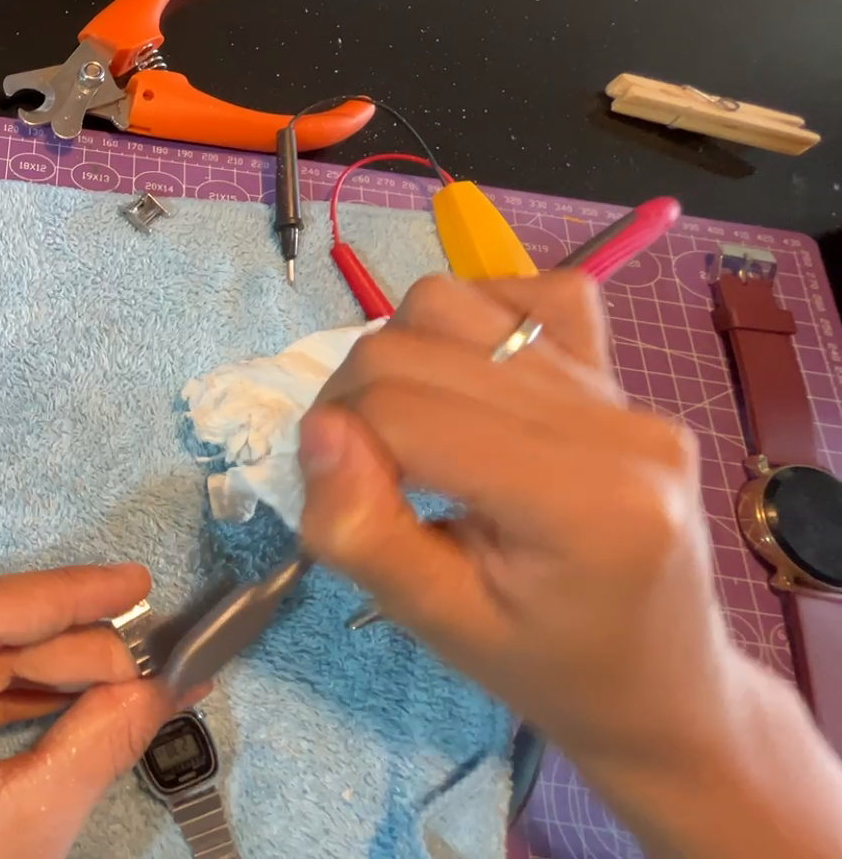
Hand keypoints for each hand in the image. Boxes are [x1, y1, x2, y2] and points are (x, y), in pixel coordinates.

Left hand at [0, 565, 181, 858]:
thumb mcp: (14, 838)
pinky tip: (64, 684)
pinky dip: (0, 687)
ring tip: (121, 668)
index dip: (58, 594)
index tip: (130, 583)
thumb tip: (158, 684)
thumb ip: (91, 746)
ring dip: (39, 662)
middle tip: (146, 648)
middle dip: (64, 641)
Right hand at [296, 273, 841, 858]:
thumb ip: (359, 528)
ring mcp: (623, 388)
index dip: (333, 442)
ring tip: (403, 418)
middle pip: (410, 347)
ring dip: (393, 353)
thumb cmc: (535, 659)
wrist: (652, 678)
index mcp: (582, 501)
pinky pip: (524, 293)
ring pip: (448, 303)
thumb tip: (318, 427)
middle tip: (357, 464)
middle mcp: (616, 424)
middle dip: (349, 397)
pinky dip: (466, 320)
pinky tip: (461, 378)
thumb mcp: (427, 618)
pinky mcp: (617, 369)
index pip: (398, 412)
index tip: (335, 491)